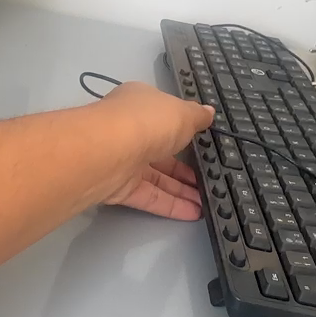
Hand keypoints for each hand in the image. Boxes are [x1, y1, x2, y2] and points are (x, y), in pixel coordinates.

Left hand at [91, 82, 214, 220]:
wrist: (107, 152)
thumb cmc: (147, 122)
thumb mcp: (182, 113)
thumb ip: (197, 116)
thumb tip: (208, 112)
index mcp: (141, 103)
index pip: (163, 114)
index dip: (182, 125)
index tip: (201, 138)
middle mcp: (130, 130)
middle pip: (161, 148)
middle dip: (185, 164)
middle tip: (208, 176)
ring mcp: (124, 159)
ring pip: (156, 176)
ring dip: (182, 189)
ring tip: (208, 200)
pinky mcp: (120, 188)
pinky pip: (150, 197)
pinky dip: (171, 205)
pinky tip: (194, 213)